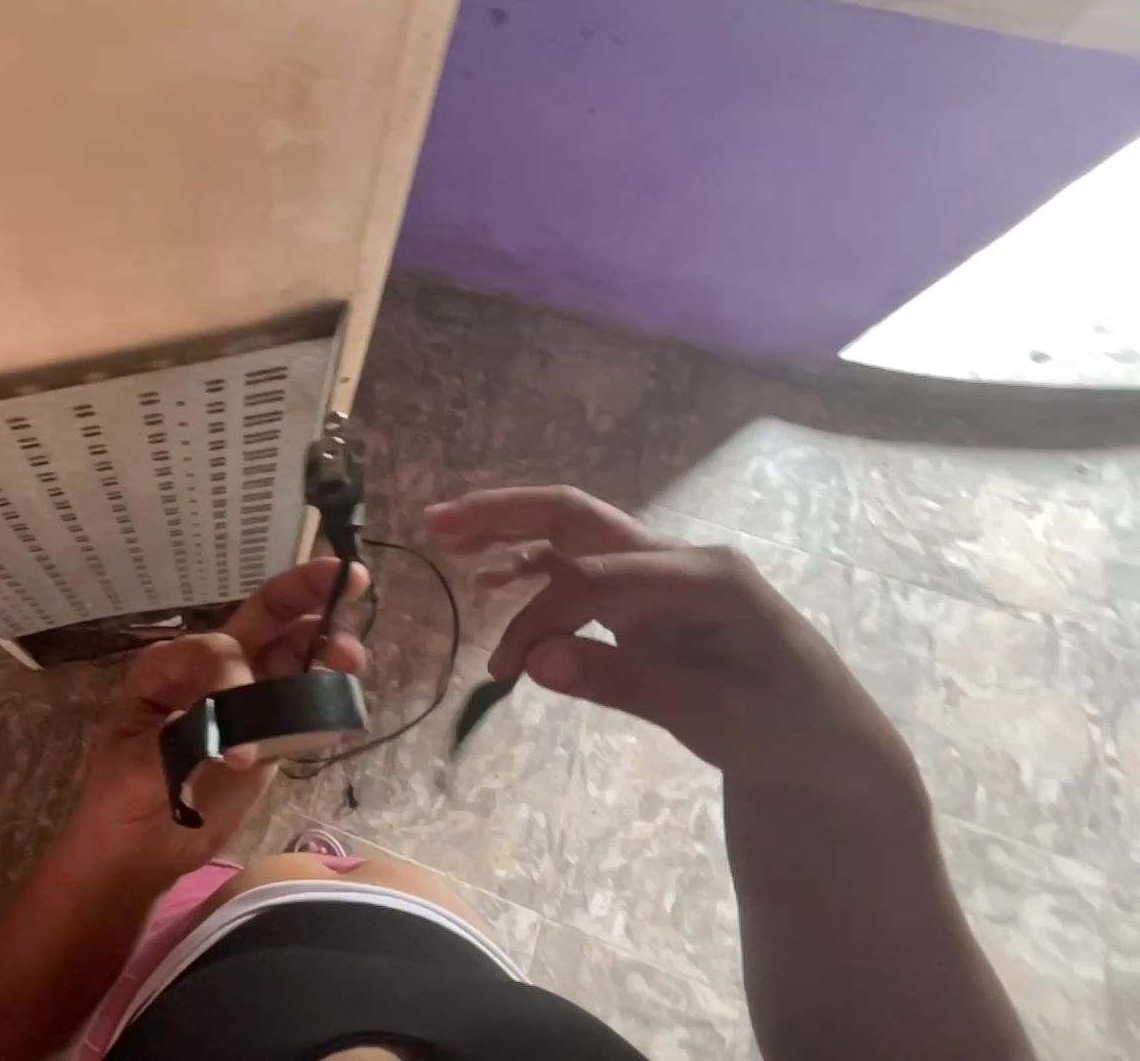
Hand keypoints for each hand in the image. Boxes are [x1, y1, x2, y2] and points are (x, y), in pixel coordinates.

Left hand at [65, 559, 368, 885]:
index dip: (235, 677)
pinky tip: (346, 699)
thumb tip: (248, 738)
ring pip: (294, 657)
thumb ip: (190, 734)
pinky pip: (304, 708)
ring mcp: (247, 702)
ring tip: (351, 656)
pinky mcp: (270, 736)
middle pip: (267, 618)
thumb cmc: (121, 795)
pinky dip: (329, 700)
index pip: (220, 648)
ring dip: (327, 647)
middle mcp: (215, 671)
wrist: (134, 851)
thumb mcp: (140, 758)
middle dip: (308, 593)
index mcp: (175, 664)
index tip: (238, 734)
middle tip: (352, 578)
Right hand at [425, 486, 913, 797]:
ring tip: (447, 537)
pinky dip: (529, 570)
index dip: (539, 614)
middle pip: (574, 518)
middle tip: (438, 521)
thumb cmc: (781, 729)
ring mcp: (655, 574)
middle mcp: (673, 558)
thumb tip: (534, 663)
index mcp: (702, 574)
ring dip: (506, 533)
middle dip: (503, 516)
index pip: (593, 577)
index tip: (505, 666)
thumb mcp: (710, 716)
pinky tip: (493, 578)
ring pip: (568, 537)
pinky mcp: (641, 597)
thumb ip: (621, 682)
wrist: (822, 745)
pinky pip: (575, 570)